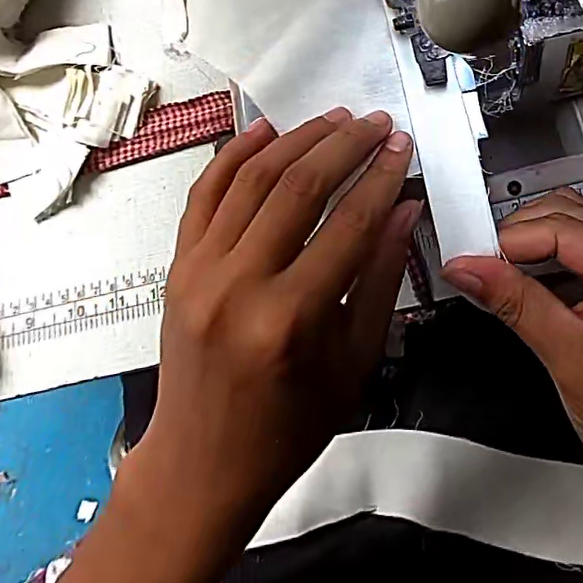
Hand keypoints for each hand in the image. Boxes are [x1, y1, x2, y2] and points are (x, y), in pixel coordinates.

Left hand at [67, 108, 421, 582]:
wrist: (202, 464)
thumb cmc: (286, 426)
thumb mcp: (353, 360)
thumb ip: (379, 277)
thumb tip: (403, 212)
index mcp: (290, 319)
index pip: (349, 223)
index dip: (382, 178)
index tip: (401, 150)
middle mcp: (239, 285)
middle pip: (300, 187)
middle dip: (346, 145)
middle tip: (375, 125)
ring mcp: (200, 270)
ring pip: (254, 177)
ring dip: (298, 138)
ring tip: (334, 119)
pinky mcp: (179, 265)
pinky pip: (205, 192)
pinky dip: (234, 153)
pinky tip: (264, 129)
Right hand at [442, 190, 582, 582]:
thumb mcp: (568, 356)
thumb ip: (515, 301)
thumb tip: (470, 268)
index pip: (562, 227)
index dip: (510, 241)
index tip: (470, 256)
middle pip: (568, 215)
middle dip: (518, 238)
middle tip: (479, 265)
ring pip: (574, 227)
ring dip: (532, 248)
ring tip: (498, 276)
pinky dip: (550, 263)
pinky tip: (526, 286)